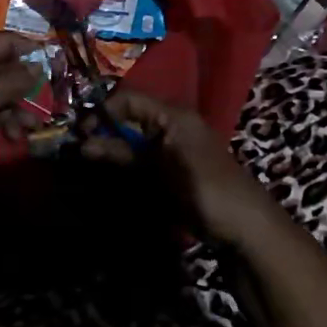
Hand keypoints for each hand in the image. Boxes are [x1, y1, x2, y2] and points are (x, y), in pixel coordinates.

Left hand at [0, 32, 42, 177]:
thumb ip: (13, 81)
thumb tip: (39, 65)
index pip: (5, 41)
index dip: (30, 49)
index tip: (57, 65)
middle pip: (5, 67)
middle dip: (27, 85)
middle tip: (50, 102)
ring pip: (1, 92)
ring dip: (19, 108)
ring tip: (31, 128)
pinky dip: (5, 121)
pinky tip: (15, 137)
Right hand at [96, 91, 274, 248]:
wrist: (247, 228)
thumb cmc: (205, 189)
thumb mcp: (159, 170)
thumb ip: (122, 153)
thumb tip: (83, 143)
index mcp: (172, 114)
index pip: (127, 98)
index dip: (102, 111)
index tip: (81, 132)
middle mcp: (172, 123)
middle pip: (128, 116)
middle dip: (103, 129)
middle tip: (79, 149)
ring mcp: (174, 146)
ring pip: (133, 138)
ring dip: (112, 148)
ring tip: (89, 161)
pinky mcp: (174, 167)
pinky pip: (143, 156)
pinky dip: (126, 162)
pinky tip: (112, 173)